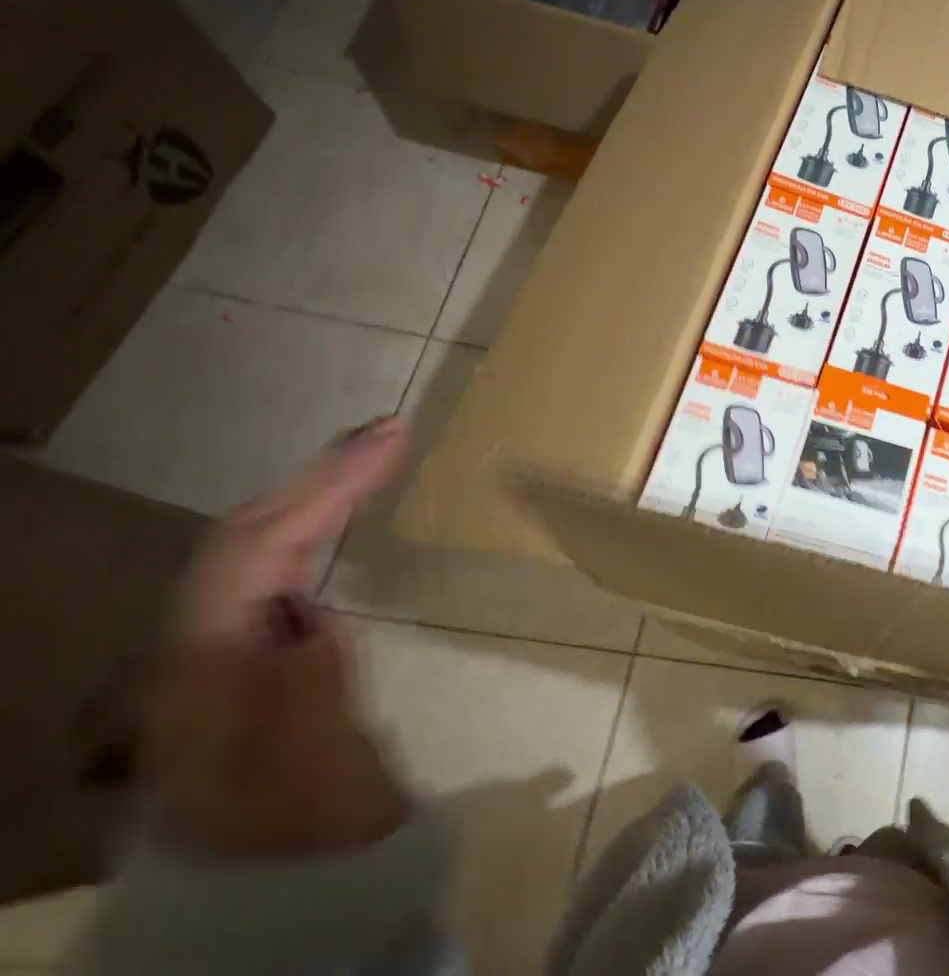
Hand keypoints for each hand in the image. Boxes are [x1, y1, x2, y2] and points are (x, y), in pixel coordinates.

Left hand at [144, 417, 411, 856]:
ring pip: (254, 546)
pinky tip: (338, 512)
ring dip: (313, 493)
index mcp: (205, 669)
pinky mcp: (241, 654)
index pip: (260, 550)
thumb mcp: (315, 768)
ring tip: (370, 454)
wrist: (280, 881)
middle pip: (245, 536)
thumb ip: (304, 684)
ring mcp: (214, 648)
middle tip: (389, 430)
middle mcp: (193, 644)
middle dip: (319, 474)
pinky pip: (272, 569)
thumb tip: (310, 609)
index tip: (391, 440)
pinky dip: (310, 526)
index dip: (326, 488)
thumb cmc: (306, 827)